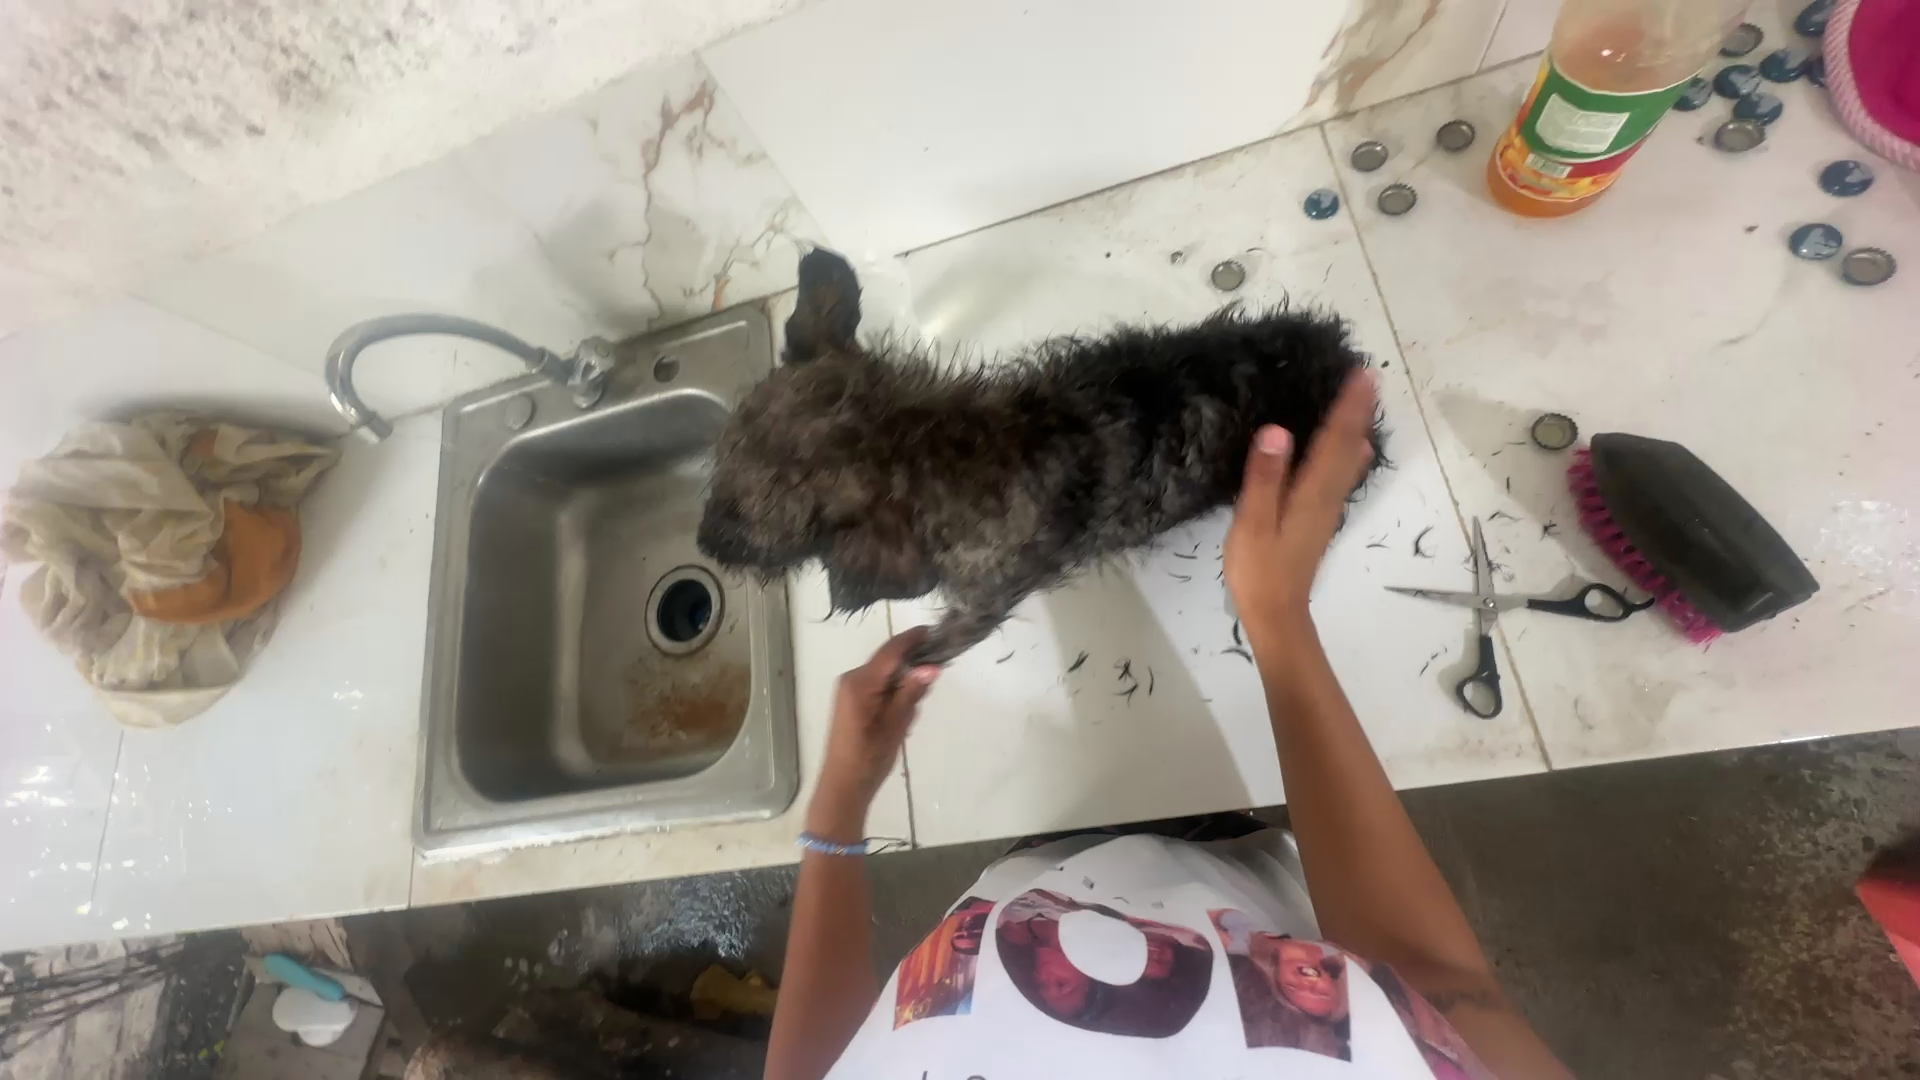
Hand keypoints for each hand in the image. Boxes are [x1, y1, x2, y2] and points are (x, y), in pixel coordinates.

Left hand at [808, 627, 940, 839]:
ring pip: (885, 674)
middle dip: (912, 666)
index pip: (891, 651)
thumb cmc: (869, 758)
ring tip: (913, 713)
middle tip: (933, 684)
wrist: (843, 786)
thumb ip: (911, 692)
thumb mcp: (896, 725)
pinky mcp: (852, 700)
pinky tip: (902, 715)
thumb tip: (932, 666)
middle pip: (888, 661)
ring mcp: (849, 689)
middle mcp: (852, 679)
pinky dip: (893, 692)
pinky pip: (878, 685)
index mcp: (860, 682)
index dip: (912, 639)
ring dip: (903, 684)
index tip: (935, 630)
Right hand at [1223, 372, 1377, 640]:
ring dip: (1356, 430)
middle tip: (1365, 378)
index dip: (1348, 407)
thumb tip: (1279, 430)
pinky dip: (1347, 452)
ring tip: (1362, 404)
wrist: (1276, 612)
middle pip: (1348, 447)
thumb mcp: (1253, 522)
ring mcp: (1325, 509)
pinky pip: (1339, 474)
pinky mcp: (1318, 519)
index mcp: (1312, 492)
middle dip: (1358, 412)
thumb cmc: (1259, 568)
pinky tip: (1350, 449)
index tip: (1361, 374)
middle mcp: (1327, 496)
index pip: (1335, 441)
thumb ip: (1264, 477)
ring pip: (1348, 461)